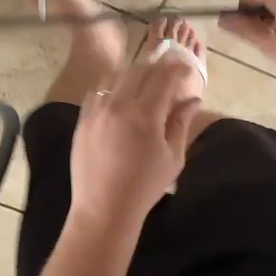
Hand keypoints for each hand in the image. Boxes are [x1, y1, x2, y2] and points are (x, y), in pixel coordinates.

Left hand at [69, 56, 201, 230]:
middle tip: (167, 74)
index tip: (185, 70)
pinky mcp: (82, 119)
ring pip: (115, 77)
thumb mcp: (173, 157)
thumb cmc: (145, 186)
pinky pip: (97, 92)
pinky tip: (118, 96)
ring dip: (132, 74)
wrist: (104, 208)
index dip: (177, 69)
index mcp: (145, 114)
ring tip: (143, 83)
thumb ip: (181, 122)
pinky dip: (111, 87)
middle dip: (156, 67)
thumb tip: (193, 99)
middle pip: (139, 71)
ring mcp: (97, 110)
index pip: (164, 77)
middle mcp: (118, 104)